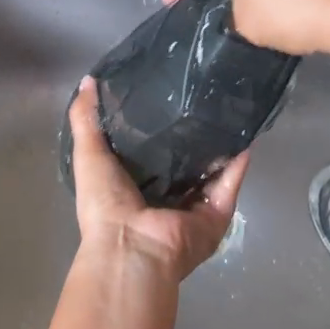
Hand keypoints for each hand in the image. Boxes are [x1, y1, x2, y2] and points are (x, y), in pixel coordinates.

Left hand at [66, 77, 248, 283]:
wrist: (132, 247)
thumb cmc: (105, 203)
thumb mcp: (88, 155)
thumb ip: (86, 119)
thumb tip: (87, 80)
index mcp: (133, 188)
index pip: (148, 153)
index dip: (155, 127)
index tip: (164, 96)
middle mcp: (165, 199)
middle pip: (183, 162)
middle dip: (192, 137)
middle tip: (201, 100)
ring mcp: (193, 208)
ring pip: (211, 173)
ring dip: (219, 148)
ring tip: (227, 113)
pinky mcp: (215, 215)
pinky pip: (229, 186)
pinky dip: (237, 166)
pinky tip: (243, 138)